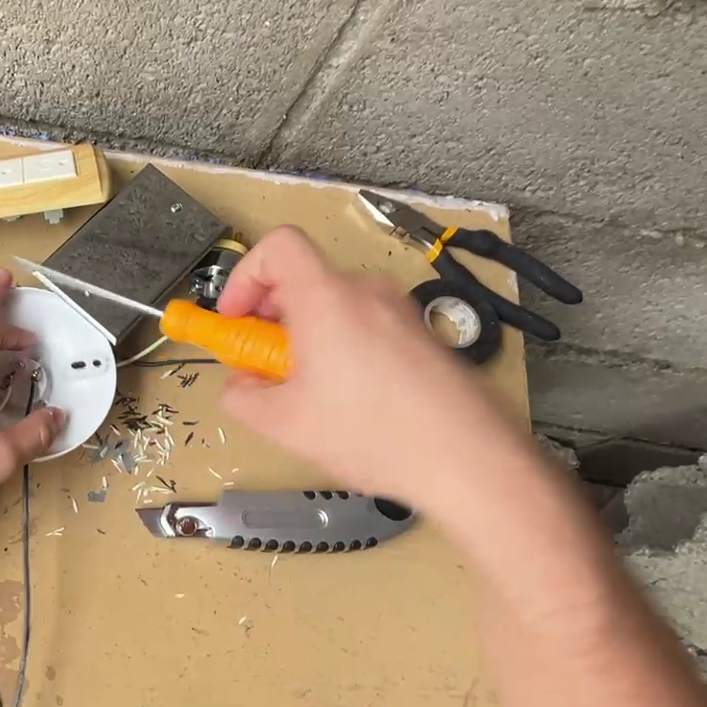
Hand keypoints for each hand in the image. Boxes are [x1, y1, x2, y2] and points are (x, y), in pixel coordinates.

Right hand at [215, 226, 529, 511]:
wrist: (470, 460)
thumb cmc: (375, 434)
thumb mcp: (283, 423)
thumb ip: (240, 397)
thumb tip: (239, 385)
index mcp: (327, 298)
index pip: (278, 246)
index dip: (245, 275)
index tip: (236, 317)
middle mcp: (366, 292)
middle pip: (303, 279)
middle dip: (269, 316)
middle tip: (262, 364)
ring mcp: (400, 312)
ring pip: (333, 306)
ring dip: (304, 337)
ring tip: (304, 390)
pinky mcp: (421, 336)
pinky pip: (364, 326)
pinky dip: (339, 348)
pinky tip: (345, 400)